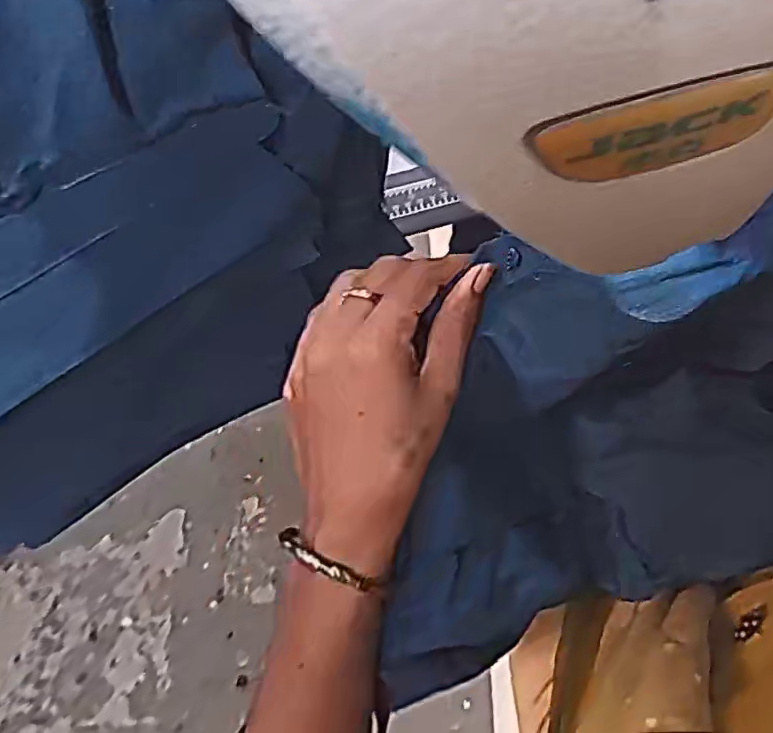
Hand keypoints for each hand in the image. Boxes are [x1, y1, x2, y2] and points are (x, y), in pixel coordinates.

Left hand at [282, 255, 494, 574]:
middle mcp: (333, 335)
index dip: (447, 265)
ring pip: (348, 282)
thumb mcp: (441, 385)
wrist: (351, 507)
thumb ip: (457, 323)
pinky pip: (324, 310)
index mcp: (373, 341)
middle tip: (449, 284)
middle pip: (380, 271)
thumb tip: (476, 279)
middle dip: (419, 269)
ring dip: (383, 279)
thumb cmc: (403, 453)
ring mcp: (308, 349)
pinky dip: (353, 299)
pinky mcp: (296, 364)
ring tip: (413, 299)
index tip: (469, 266)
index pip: (414, 277)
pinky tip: (373, 317)